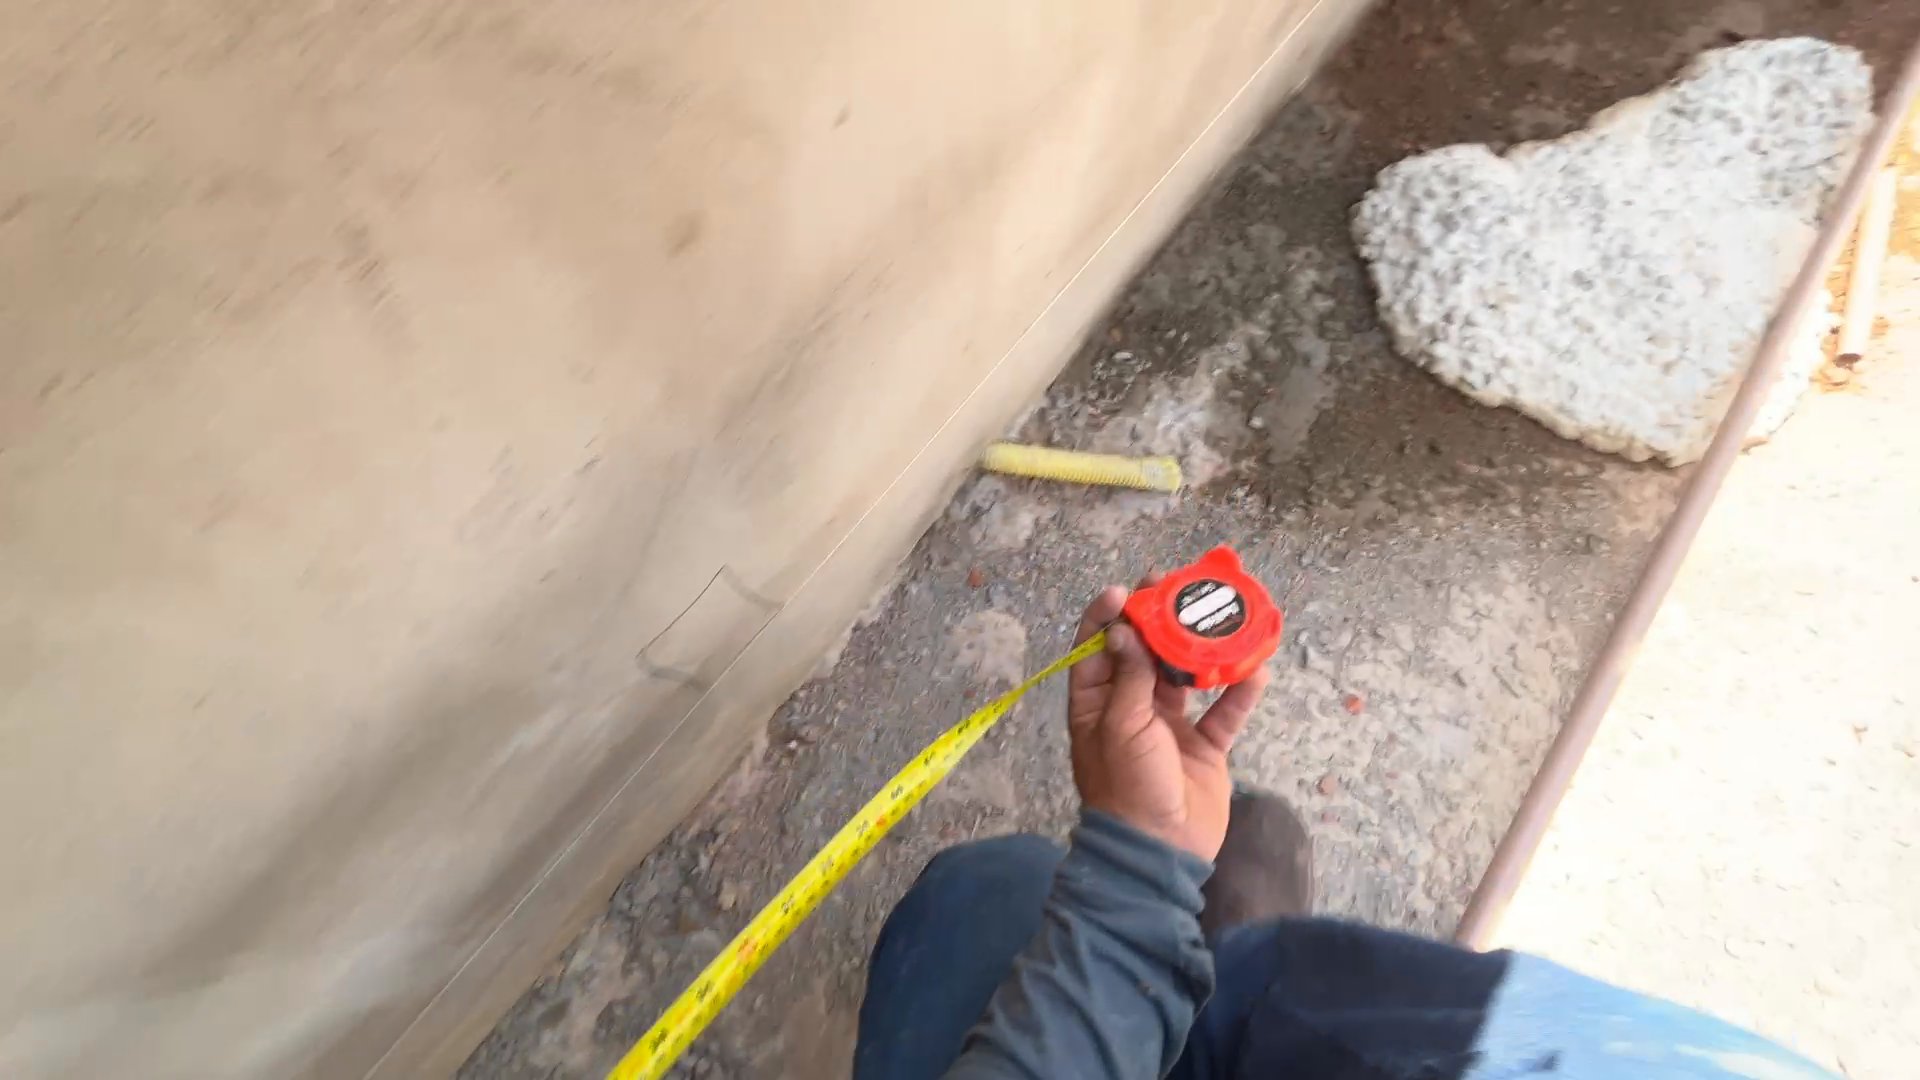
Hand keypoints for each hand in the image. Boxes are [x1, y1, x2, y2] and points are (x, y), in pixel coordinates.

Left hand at [1065, 579, 1270, 860]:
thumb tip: (1124, 630)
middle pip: (1143, 654)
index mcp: (1097, 702)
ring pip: (1185, 677)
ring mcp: (1168, 726)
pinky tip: (1255, 670)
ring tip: (1215, 615)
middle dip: (1157, 621)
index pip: (1096, 649)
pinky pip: (1222, 714)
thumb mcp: (1120, 726)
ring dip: (1199, 649)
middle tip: (1174, 588)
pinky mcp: (1203, 746)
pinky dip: (1238, 694)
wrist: (1159, 851)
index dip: (1106, 617)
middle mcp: (1130, 707)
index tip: (1125, 591)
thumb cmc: (1127, 784)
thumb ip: (1128, 678)